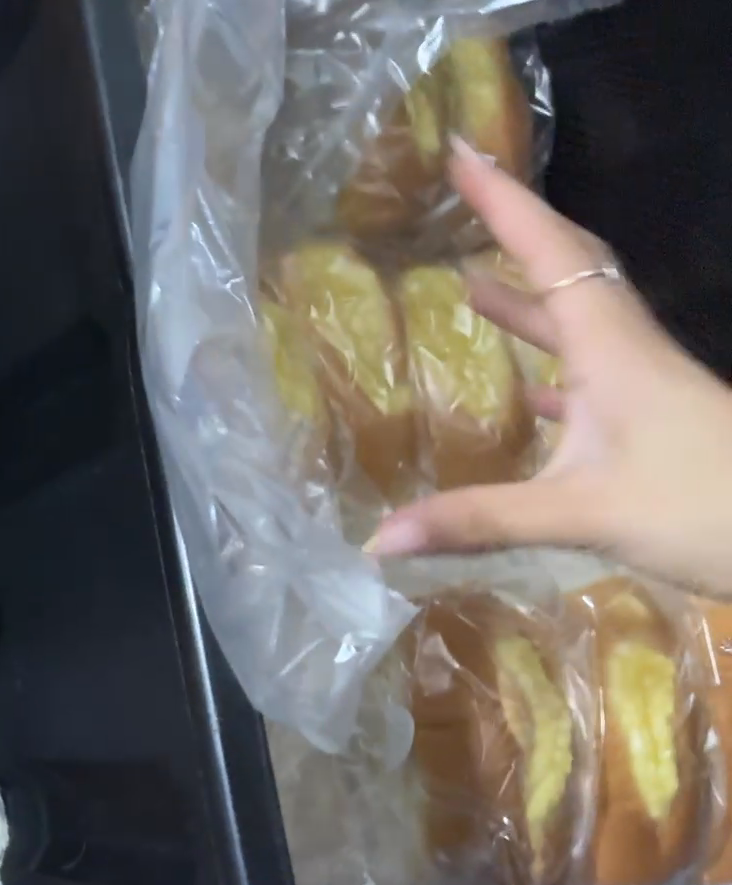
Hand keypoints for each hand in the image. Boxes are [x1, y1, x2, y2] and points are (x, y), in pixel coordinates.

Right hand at [365, 135, 731, 597]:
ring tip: (467, 280)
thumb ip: (479, 519)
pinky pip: (582, 373)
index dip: (510, 208)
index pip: (557, 259)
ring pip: (576, 322)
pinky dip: (544, 363)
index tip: (465, 160)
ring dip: (524, 296)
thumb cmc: (713, 510)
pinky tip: (520, 384)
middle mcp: (628, 358)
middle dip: (517, 231)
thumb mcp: (588, 515)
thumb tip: (375, 537)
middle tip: (465, 200)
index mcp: (616, 355)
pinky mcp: (644, 424)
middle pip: (572, 273)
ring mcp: (640, 390)